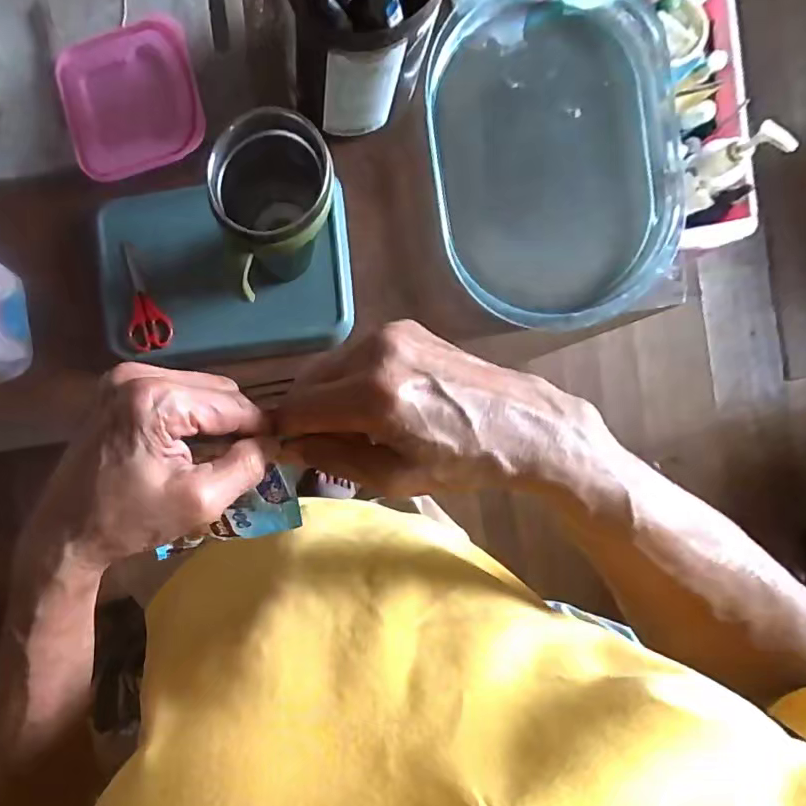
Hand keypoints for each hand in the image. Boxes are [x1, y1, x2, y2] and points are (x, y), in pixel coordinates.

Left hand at [21, 364, 276, 574]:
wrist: (65, 530)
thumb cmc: (129, 520)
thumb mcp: (199, 500)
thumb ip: (245, 466)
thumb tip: (272, 443)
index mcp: (157, 398)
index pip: (232, 404)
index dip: (261, 428)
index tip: (280, 450)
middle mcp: (138, 374)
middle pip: (216, 389)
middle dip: (237, 422)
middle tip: (251, 457)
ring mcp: (123, 377)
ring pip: (197, 388)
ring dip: (215, 418)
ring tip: (222, 454)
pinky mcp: (116, 388)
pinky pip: (173, 392)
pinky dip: (190, 415)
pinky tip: (192, 445)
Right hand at [276, 320, 617, 495]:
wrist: (524, 424)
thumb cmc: (463, 461)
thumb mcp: (392, 477)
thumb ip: (331, 458)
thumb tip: (289, 446)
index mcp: (373, 395)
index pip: (297, 408)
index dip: (282, 431)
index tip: (280, 449)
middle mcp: (375, 351)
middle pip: (307, 382)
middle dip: (304, 413)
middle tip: (319, 442)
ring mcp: (389, 333)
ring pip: (328, 366)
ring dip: (325, 395)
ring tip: (351, 424)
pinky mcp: (403, 327)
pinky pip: (354, 355)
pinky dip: (349, 379)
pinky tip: (373, 401)